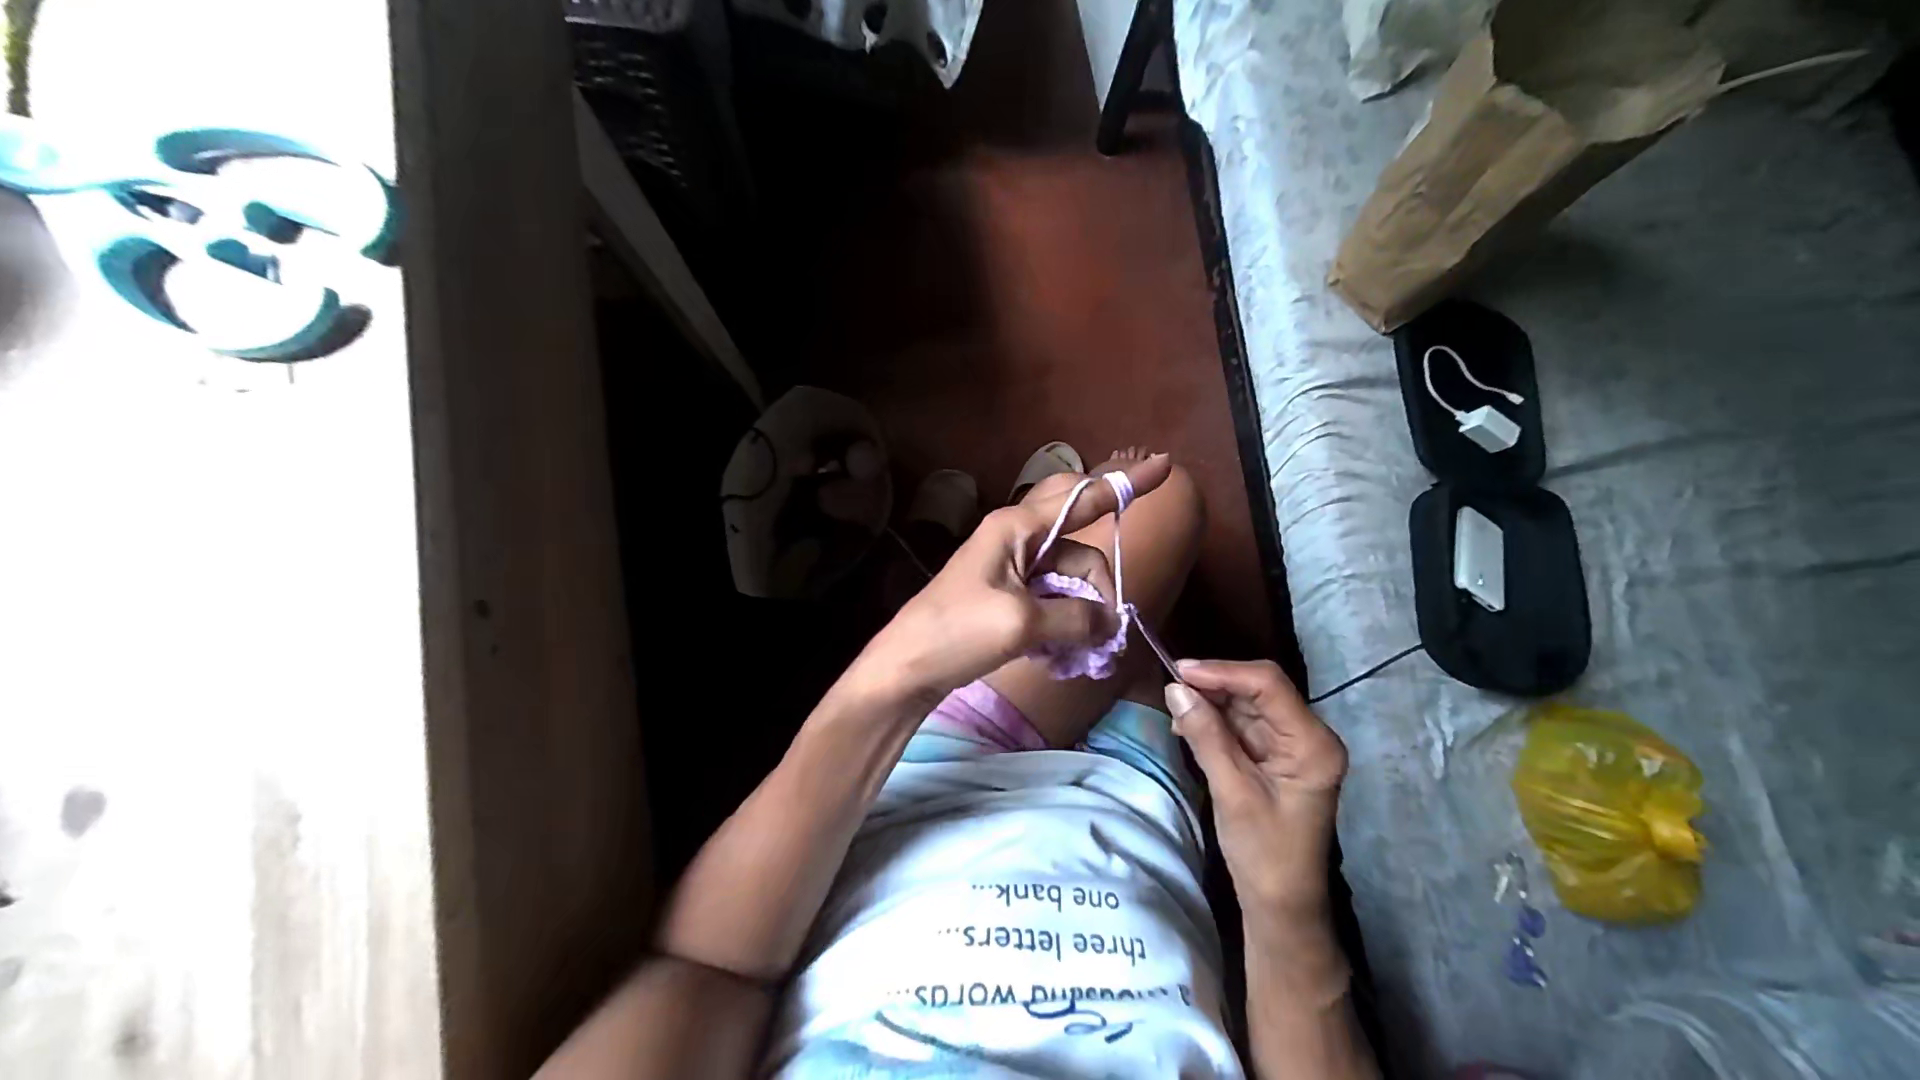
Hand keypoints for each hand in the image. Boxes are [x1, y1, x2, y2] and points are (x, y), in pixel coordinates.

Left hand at [838, 454, 1173, 711]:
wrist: (905, 667)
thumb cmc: (956, 633)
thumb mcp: (1022, 625)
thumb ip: (1077, 619)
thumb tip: (1109, 622)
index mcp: (1016, 526)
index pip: (1083, 496)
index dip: (1125, 483)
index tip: (1166, 463)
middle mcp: (1016, 537)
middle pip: (1079, 541)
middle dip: (1100, 578)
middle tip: (1110, 616)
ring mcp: (1010, 566)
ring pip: (1067, 577)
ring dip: (1082, 611)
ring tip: (1081, 654)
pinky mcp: (1005, 594)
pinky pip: (1050, 598)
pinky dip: (1063, 623)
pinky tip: (1060, 656)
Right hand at [1165, 659, 1347, 916]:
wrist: (1280, 904)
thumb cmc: (1265, 853)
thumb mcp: (1232, 792)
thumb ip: (1206, 736)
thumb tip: (1175, 688)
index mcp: (1313, 744)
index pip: (1269, 685)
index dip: (1224, 672)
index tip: (1180, 671)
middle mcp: (1307, 735)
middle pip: (1258, 689)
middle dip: (1214, 685)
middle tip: (1171, 687)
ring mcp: (1290, 745)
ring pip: (1245, 703)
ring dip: (1209, 701)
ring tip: (1175, 707)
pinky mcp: (1272, 755)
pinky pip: (1240, 723)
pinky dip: (1212, 719)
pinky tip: (1187, 725)